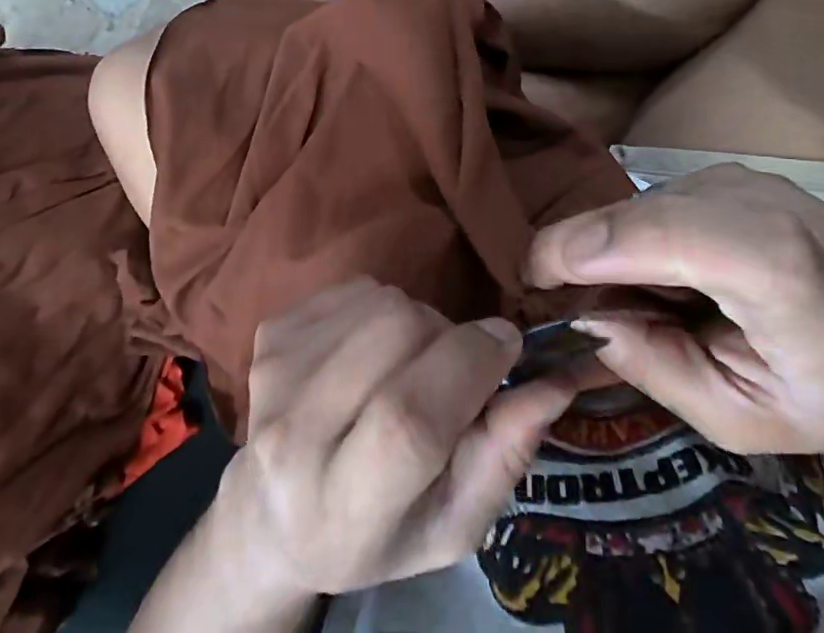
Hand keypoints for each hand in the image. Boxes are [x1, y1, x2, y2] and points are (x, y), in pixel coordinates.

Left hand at [215, 280, 574, 597]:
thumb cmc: (371, 535)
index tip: (508, 343)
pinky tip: (373, 351)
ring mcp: (274, 374)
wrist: (271, 511)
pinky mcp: (268, 335)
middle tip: (456, 366)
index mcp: (341, 504)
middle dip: (449, 336)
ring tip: (412, 363)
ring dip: (417, 320)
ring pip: (378, 302)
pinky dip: (382, 308)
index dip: (469, 366)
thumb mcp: (450, 525)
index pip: (407, 417)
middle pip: (393, 336)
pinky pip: (353, 289)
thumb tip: (555, 381)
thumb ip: (502, 456)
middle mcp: (292, 434)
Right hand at [528, 164, 823, 454]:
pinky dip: (622, 237)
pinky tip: (646, 275)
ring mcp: (743, 182)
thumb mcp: (740, 419)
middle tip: (549, 304)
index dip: (614, 247)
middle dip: (577, 254)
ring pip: (633, 208)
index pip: (700, 244)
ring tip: (617, 299)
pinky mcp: (719, 173)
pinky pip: (644, 202)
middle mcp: (771, 212)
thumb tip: (581, 316)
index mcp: (798, 289)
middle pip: (645, 218)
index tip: (541, 277)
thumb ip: (658, 371)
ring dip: (600, 248)